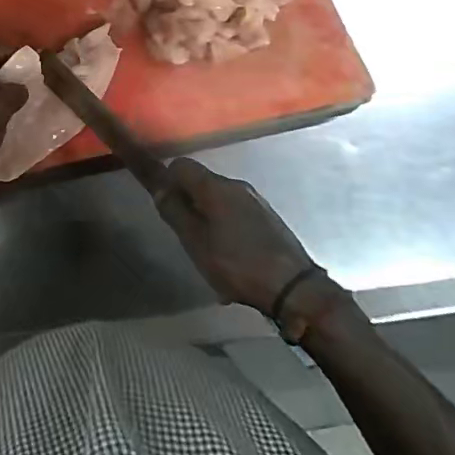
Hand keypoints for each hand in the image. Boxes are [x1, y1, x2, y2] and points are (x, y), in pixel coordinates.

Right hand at [156, 158, 319, 316]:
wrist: (295, 289)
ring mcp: (256, 201)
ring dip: (208, 216)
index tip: (168, 207)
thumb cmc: (238, 264)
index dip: (168, 181)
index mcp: (216, 187)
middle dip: (189, 201)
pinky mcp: (269, 218)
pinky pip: (238, 212)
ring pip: (220, 198)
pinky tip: (232, 257)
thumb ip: (175, 212)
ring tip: (210, 251)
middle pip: (202, 181)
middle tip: (187, 233)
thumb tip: (160, 189)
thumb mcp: (196, 242)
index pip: (181, 165)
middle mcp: (237, 185)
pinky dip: (228, 226)